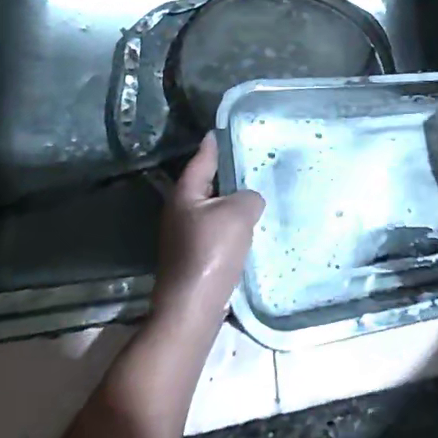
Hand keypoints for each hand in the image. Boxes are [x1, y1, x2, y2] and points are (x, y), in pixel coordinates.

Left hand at [154, 134, 263, 318]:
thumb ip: (249, 196)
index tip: (218, 132)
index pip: (200, 161)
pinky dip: (232, 225)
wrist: (194, 305)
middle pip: (205, 185)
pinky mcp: (196, 257)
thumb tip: (249, 201)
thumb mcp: (239, 213)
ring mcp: (185, 237)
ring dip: (230, 202)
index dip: (211, 146)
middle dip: (224, 174)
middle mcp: (180, 212)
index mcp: (185, 195)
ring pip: (213, 209)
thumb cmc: (211, 251)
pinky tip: (250, 228)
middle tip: (248, 160)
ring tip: (256, 192)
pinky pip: (217, 230)